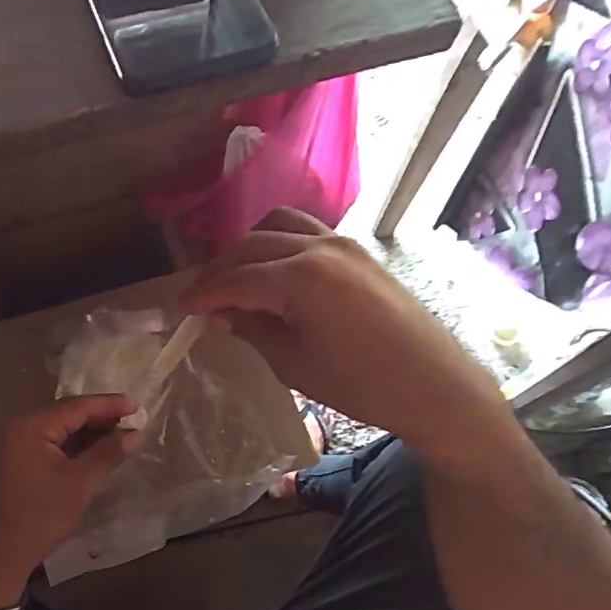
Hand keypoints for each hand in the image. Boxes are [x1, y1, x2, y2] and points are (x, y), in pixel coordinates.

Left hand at [0, 394, 141, 606]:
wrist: (2, 553)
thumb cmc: (41, 516)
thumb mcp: (79, 483)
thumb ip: (107, 453)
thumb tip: (136, 433)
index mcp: (30, 427)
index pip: (75, 407)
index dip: (108, 405)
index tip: (136, 406)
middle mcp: (18, 426)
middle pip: (65, 413)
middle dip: (99, 418)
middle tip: (131, 422)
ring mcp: (13, 442)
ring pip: (58, 428)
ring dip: (87, 432)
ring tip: (119, 436)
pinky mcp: (15, 458)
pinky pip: (48, 442)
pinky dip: (72, 444)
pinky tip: (94, 450)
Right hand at [178, 208, 513, 462]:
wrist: (430, 382)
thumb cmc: (358, 383)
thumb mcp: (293, 363)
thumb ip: (252, 329)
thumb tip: (222, 313)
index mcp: (299, 277)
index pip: (235, 279)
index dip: (203, 294)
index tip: (180, 308)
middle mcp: (318, 247)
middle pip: (251, 245)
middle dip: (220, 269)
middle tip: (201, 296)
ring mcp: (342, 243)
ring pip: (278, 226)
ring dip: (248, 247)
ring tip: (234, 276)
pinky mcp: (357, 250)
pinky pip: (306, 231)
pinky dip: (278, 242)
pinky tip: (272, 269)